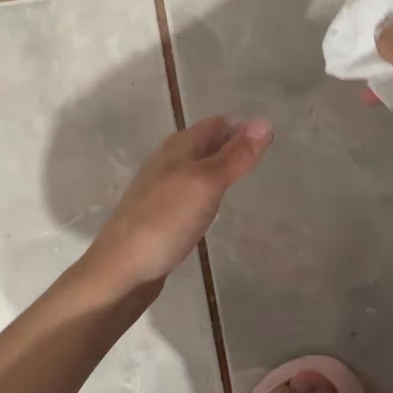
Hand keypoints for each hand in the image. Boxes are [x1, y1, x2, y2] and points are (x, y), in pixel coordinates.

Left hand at [80, 115, 272, 290]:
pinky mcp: (160, 215)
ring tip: (244, 182)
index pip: (216, 124)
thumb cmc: (165, 221)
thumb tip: (265, 122)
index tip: (271, 142)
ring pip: (197, 169)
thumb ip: (235, 156)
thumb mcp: (206, 184)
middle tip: (262, 162)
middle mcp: (167, 163)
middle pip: (206, 144)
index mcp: (177, 148)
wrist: (121, 270)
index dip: (243, 129)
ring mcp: (161, 190)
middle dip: (232, 146)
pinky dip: (207, 193)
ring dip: (219, 170)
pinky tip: (214, 209)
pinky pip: (189, 194)